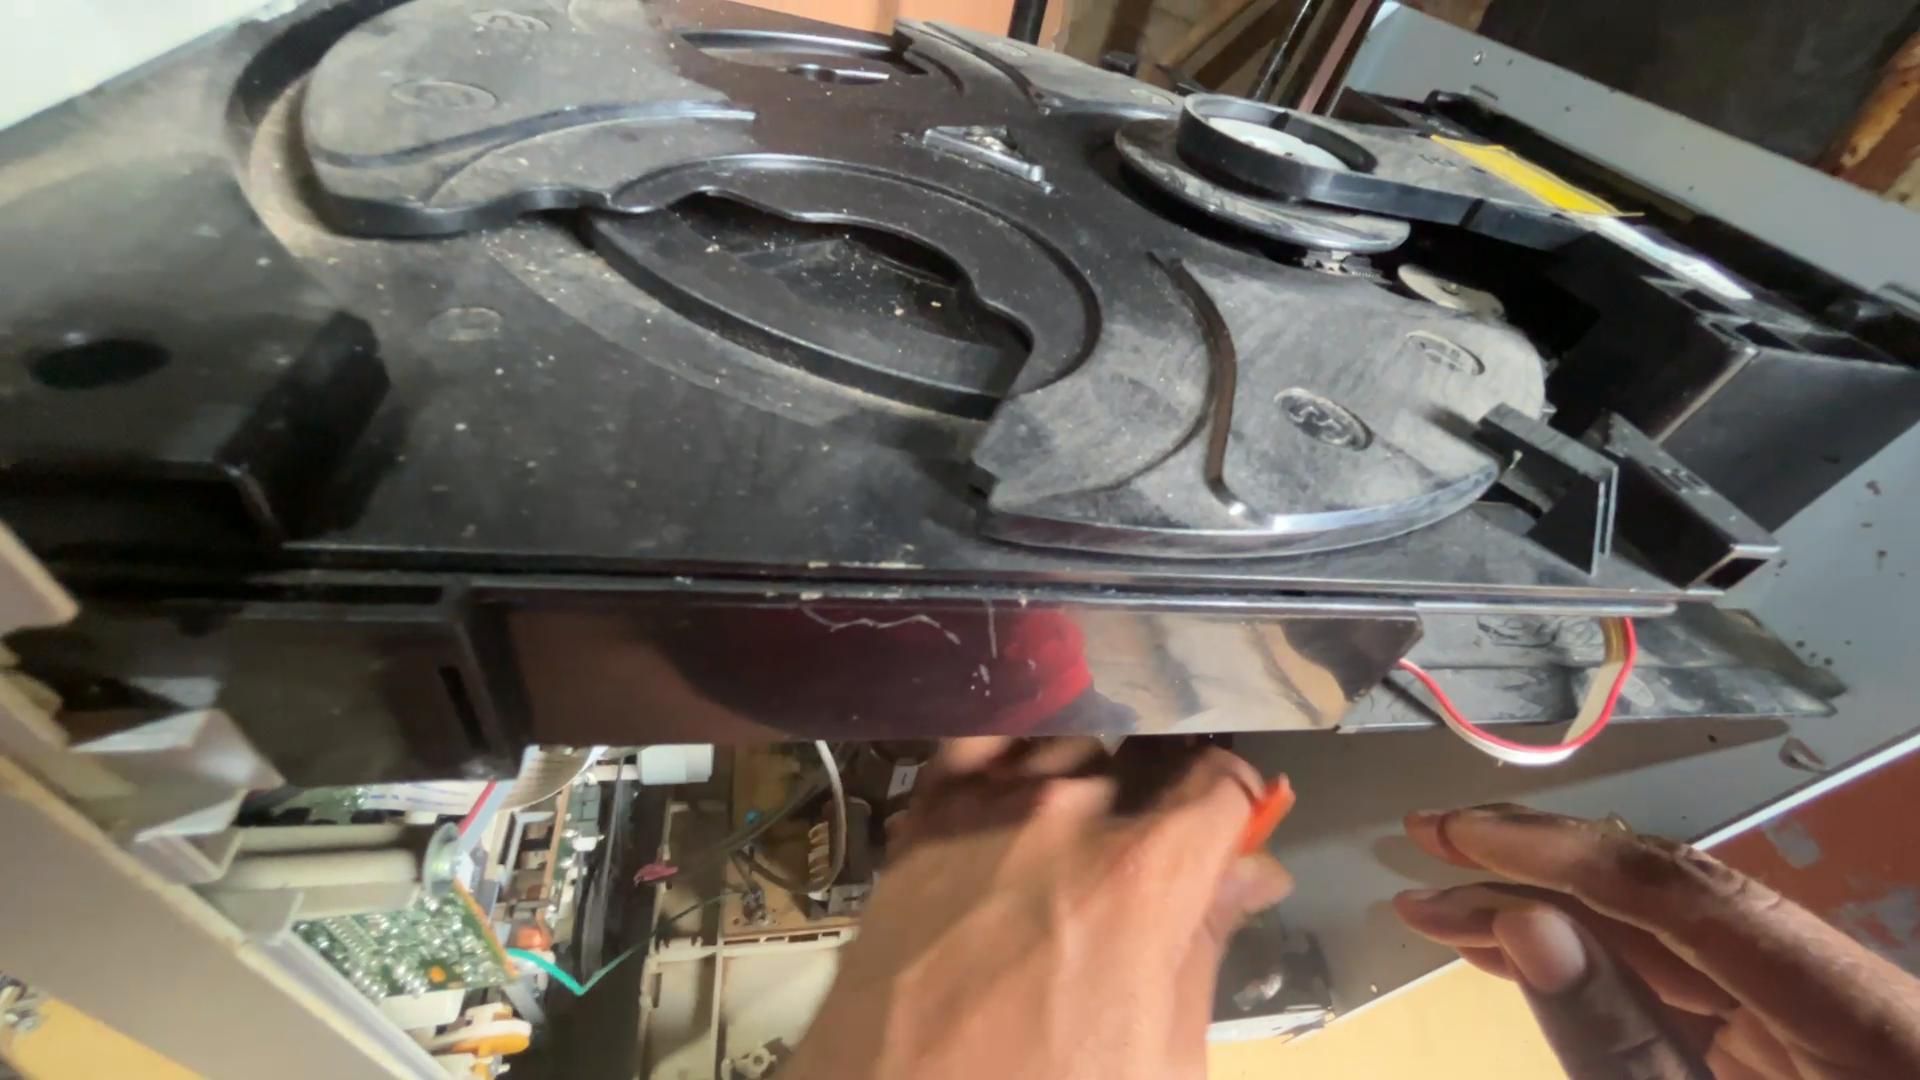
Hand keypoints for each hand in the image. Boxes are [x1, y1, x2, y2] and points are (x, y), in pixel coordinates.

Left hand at [784, 737, 1292, 1079]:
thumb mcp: (1159, 1054)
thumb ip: (1207, 939)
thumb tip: (1254, 867)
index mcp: (1141, 875)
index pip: (1219, 782)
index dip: (1238, 799)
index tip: (1233, 819)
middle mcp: (1068, 811)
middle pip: (1143, 764)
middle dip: (1160, 804)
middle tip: (1144, 856)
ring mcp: (991, 799)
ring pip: (1071, 747)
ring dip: (1089, 781)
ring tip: (1072, 837)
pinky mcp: (929, 804)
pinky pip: (984, 735)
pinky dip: (1013, 742)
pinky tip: (1021, 773)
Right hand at [1394, 805, 1919, 1079]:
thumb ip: (1618, 1047)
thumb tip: (1521, 923)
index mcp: (1878, 1029)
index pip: (1695, 899)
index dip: (1564, 851)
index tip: (1459, 832)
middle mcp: (1858, 996)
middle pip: (1666, 900)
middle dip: (1530, 869)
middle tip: (1428, 839)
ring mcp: (1824, 1009)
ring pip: (1653, 926)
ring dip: (1534, 909)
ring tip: (1437, 905)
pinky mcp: (1787, 1030)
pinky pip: (1663, 967)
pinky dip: (1574, 953)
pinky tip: (1501, 943)